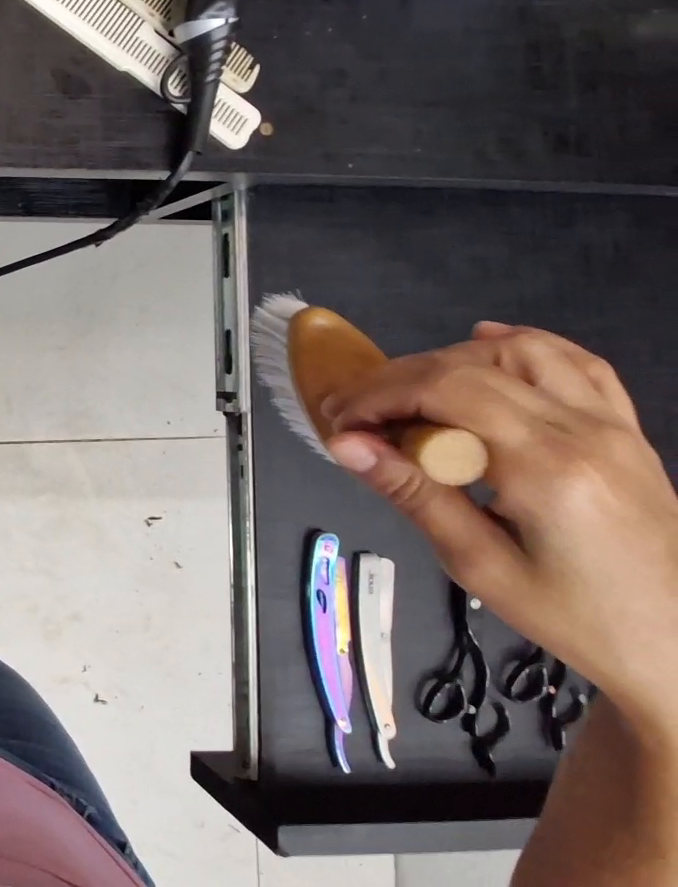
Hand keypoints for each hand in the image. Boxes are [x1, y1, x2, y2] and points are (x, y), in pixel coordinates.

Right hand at [321, 324, 677, 734]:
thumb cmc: (575, 616)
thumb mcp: (477, 563)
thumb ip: (413, 494)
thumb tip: (345, 445)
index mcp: (548, 466)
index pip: (444, 391)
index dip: (377, 395)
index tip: (336, 424)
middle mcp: (585, 430)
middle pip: (472, 366)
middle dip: (397, 380)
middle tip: (355, 416)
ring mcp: (613, 426)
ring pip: (524, 351)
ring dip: (451, 359)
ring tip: (410, 394)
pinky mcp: (625, 431)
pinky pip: (578, 364)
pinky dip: (521, 346)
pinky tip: (484, 345)